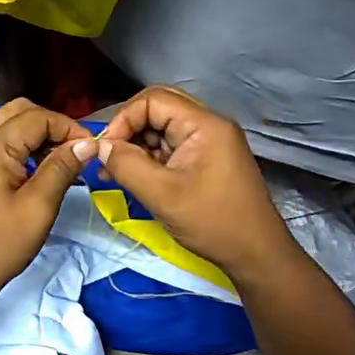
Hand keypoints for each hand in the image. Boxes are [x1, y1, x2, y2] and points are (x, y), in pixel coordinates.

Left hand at [0, 99, 96, 297]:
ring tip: (61, 162)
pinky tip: (38, 171)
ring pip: (7, 125)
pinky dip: (20, 148)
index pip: (37, 117)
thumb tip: (86, 143)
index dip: (68, 128)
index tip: (91, 150)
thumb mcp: (38, 206)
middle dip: (51, 125)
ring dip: (35, 135)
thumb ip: (62, 168)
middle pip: (19, 112)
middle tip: (75, 152)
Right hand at [95, 86, 296, 281]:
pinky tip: (133, 176)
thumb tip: (98, 147)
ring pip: (160, 126)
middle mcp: (208, 124)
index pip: (152, 100)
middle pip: (157, 107)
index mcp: (204, 125)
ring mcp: (208, 141)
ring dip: (135, 144)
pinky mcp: (204, 158)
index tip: (106, 150)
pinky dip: (147, 156)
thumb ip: (126, 165)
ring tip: (115, 171)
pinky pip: (168, 144)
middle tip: (108, 157)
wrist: (255, 254)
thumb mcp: (162, 195)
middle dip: (127, 129)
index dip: (123, 120)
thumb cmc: (212, 222)